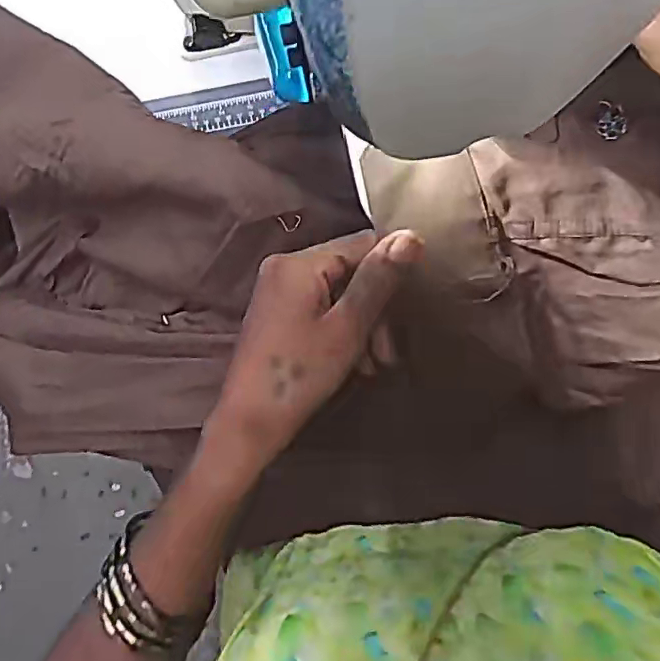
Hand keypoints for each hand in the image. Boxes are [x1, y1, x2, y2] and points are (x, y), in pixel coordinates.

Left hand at [203, 230, 422, 474]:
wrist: (248, 424)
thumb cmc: (300, 375)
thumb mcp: (347, 327)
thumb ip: (378, 280)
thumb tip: (411, 236)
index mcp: (298, 263)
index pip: (362, 244)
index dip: (390, 274)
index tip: (405, 315)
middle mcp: (284, 267)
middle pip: (350, 270)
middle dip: (376, 309)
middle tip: (387, 353)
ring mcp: (277, 290)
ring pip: (339, 293)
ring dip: (363, 325)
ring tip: (373, 364)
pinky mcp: (277, 314)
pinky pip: (320, 308)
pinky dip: (341, 330)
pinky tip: (354, 362)